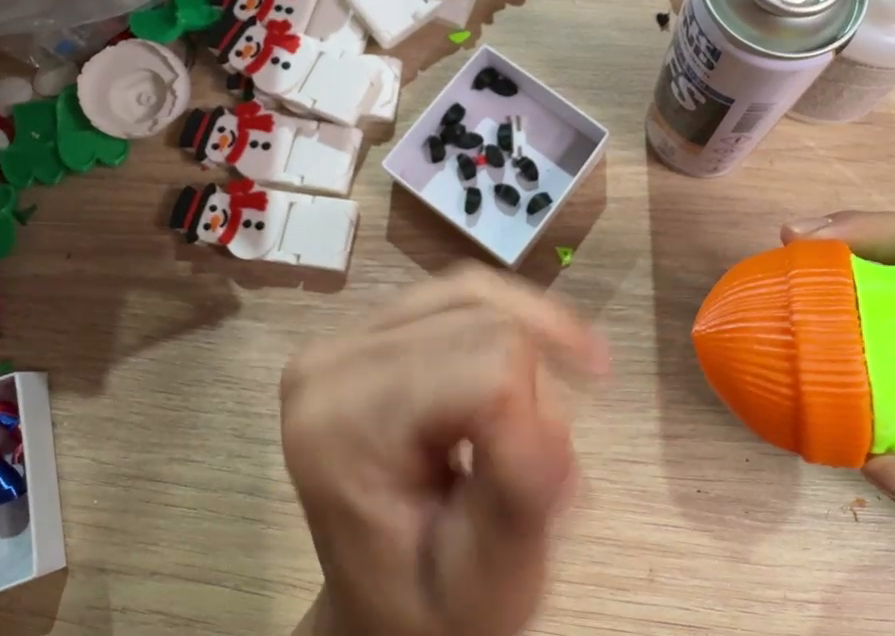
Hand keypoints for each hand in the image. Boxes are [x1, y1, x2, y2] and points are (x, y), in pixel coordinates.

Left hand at [281, 265, 611, 635]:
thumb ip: (514, 502)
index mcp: (342, 426)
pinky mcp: (369, 329)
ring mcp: (344, 338)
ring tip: (564, 394)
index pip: (485, 366)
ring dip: (532, 341)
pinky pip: (459, 292)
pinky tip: (542, 352)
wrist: (387, 599)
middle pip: (483, 323)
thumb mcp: (486, 583)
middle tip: (542, 459)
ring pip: (475, 295)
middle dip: (534, 384)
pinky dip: (513, 315)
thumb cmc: (432, 602)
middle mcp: (329, 366)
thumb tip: (552, 426)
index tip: (548, 484)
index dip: (535, 417)